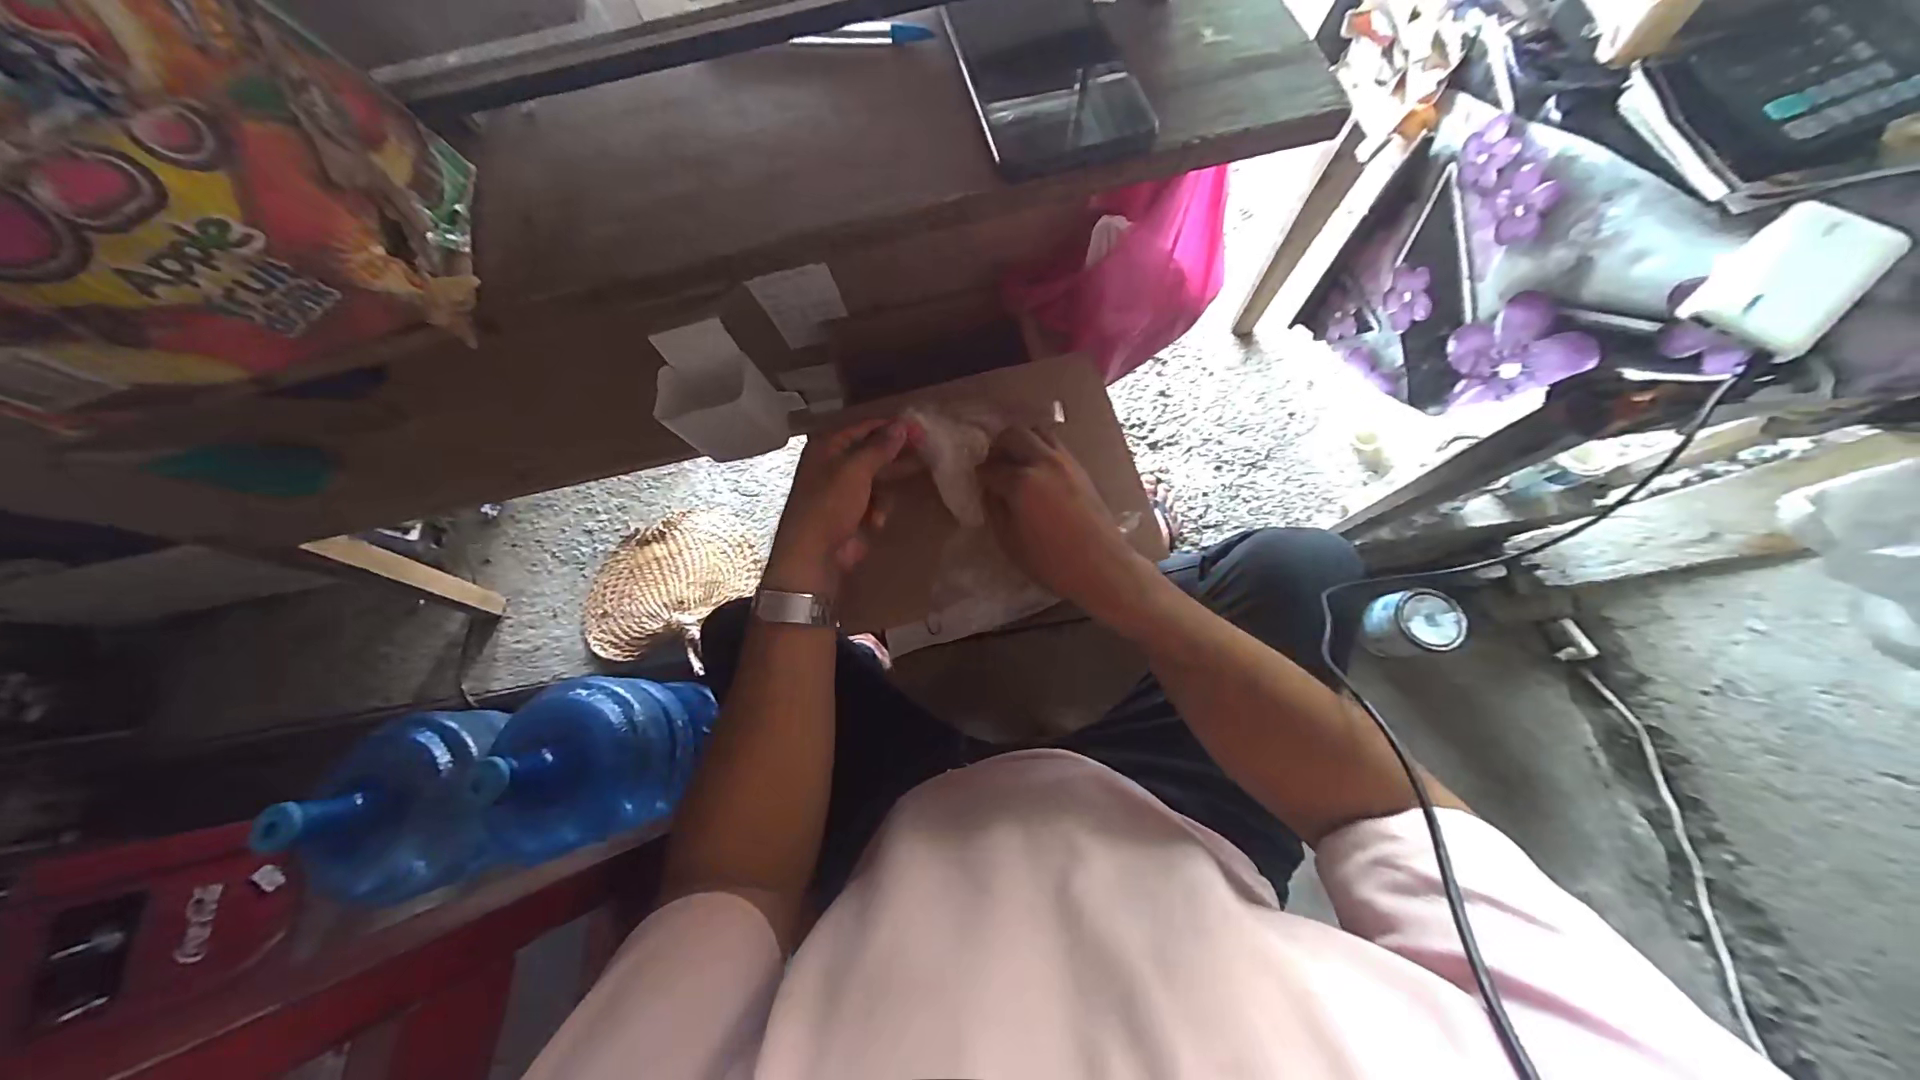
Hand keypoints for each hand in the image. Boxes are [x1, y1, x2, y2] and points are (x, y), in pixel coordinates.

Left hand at [766, 417, 913, 596]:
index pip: (864, 427)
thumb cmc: (830, 504)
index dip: (892, 426)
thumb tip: (902, 425)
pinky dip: (877, 509)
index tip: (920, 429)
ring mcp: (842, 490)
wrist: (815, 553)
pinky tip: (875, 521)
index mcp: (828, 446)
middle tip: (924, 453)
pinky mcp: (852, 512)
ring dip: (885, 489)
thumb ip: (880, 447)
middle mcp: (834, 463)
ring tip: (891, 496)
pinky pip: (874, 501)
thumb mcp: (856, 470)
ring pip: (877, 478)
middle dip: (895, 456)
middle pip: (872, 451)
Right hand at [978, 426, 1156, 623]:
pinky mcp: (1080, 467)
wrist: (1100, 565)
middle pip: (1012, 435)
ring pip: (1037, 432)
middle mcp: (1042, 462)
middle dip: (998, 448)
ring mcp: (1064, 461)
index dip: (980, 475)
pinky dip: (1041, 448)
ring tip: (1017, 463)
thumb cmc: (1050, 561)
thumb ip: (994, 510)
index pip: (990, 467)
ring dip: (1022, 442)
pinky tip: (1038, 470)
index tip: (979, 482)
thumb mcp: (1009, 541)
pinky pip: (1055, 444)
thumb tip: (990, 490)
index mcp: (1021, 482)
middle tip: (995, 466)